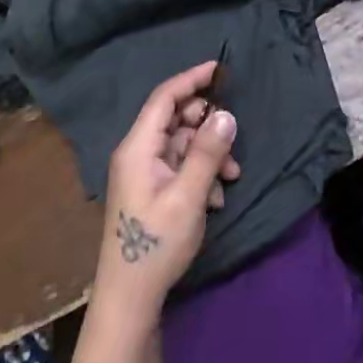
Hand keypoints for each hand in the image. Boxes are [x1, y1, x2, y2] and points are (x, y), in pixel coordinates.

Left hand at [94, 62, 242, 318]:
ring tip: (231, 178)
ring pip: (181, 145)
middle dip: (207, 127)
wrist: (131, 293)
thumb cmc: (157, 242)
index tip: (219, 69)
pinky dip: (200, 174)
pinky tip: (215, 198)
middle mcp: (137, 152)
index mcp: (137, 146)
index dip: (191, 79)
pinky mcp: (150, 190)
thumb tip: (226, 114)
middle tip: (232, 142)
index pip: (164, 98)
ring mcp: (142, 172)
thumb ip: (208, 153)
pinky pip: (178, 167)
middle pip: (174, 120)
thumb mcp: (189, 196)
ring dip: (208, 155)